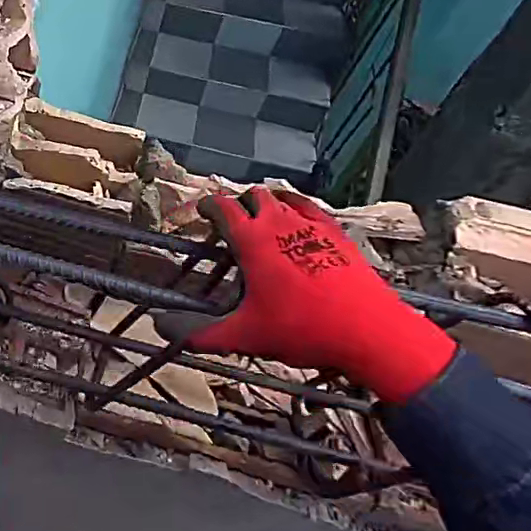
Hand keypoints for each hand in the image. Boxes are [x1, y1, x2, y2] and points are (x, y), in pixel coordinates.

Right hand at [156, 187, 454, 403]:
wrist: (368, 328)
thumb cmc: (303, 328)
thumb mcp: (246, 335)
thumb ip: (202, 332)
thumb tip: (161, 329)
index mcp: (252, 239)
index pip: (223, 206)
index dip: (209, 205)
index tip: (202, 210)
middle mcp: (279, 221)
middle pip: (253, 195)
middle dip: (239, 202)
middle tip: (231, 218)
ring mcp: (311, 223)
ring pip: (282, 198)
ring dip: (267, 203)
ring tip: (261, 217)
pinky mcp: (336, 231)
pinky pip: (310, 207)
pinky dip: (296, 207)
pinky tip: (297, 219)